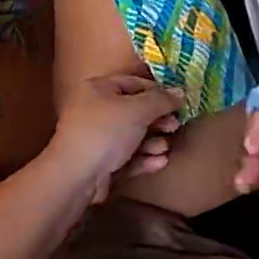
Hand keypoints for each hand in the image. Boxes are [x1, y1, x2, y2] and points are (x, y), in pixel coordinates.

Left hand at [50, 74, 183, 202]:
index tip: (178, 102)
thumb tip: (181, 93)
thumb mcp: (137, 110)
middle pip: (135, 111)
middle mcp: (96, 111)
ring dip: (153, 141)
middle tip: (175, 126)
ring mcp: (98, 139)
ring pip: (132, 136)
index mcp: (98, 90)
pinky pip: (128, 157)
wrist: (77, 175)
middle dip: (158, 120)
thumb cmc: (106, 132)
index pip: (133, 83)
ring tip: (164, 147)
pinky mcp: (102, 163)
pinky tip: (160, 162)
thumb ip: (161, 100)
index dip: (157, 91)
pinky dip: (144, 159)